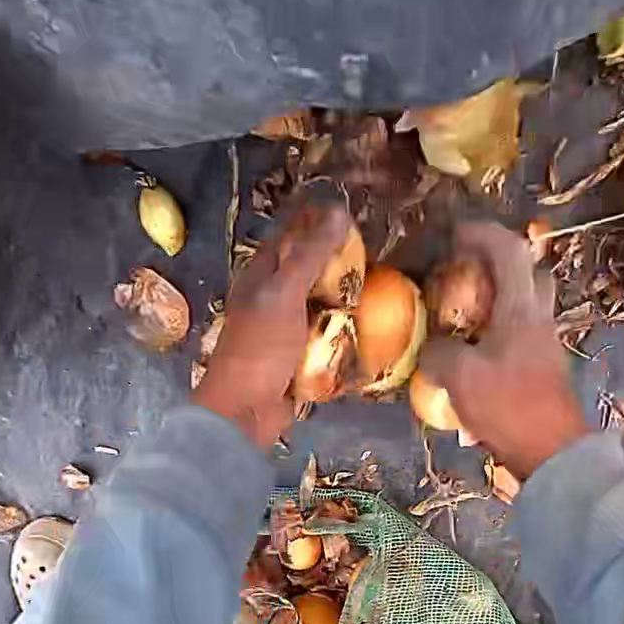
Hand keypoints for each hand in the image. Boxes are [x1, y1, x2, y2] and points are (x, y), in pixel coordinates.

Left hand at [193, 193, 350, 447]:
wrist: (245, 410)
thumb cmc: (260, 348)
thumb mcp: (283, 295)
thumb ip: (309, 256)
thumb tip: (339, 213)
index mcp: (260, 276)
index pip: (290, 236)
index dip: (316, 222)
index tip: (352, 215)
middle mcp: (271, 298)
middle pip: (307, 270)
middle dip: (337, 262)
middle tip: (374, 254)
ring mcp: (284, 329)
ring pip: (318, 303)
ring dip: (343, 297)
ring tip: (378, 287)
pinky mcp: (297, 356)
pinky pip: (324, 335)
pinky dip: (342, 330)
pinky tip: (367, 327)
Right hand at [420, 221, 588, 475]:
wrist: (553, 454)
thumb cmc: (508, 407)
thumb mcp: (460, 377)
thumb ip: (439, 353)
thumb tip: (431, 347)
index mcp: (521, 310)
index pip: (509, 252)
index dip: (482, 233)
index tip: (455, 233)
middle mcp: (539, 319)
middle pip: (527, 273)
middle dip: (496, 263)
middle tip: (465, 273)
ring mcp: (546, 344)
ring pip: (526, 304)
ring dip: (499, 298)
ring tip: (466, 312)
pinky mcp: (545, 368)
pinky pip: (522, 332)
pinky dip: (499, 328)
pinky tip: (477, 349)